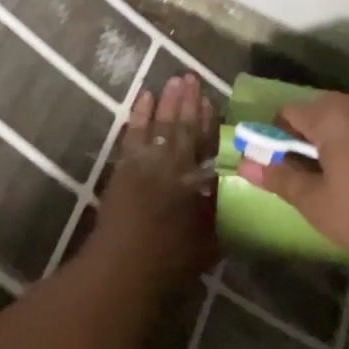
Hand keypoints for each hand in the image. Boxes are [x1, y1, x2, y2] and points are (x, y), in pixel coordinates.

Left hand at [91, 75, 218, 287]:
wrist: (124, 270)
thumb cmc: (171, 263)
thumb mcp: (208, 240)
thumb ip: (216, 210)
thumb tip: (224, 188)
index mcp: (197, 183)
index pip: (207, 145)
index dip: (210, 122)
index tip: (212, 101)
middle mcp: (173, 167)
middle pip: (182, 128)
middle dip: (188, 103)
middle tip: (192, 78)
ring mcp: (145, 164)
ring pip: (159, 126)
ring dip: (166, 102)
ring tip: (174, 80)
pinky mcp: (124, 168)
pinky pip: (133, 134)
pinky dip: (139, 115)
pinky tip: (144, 98)